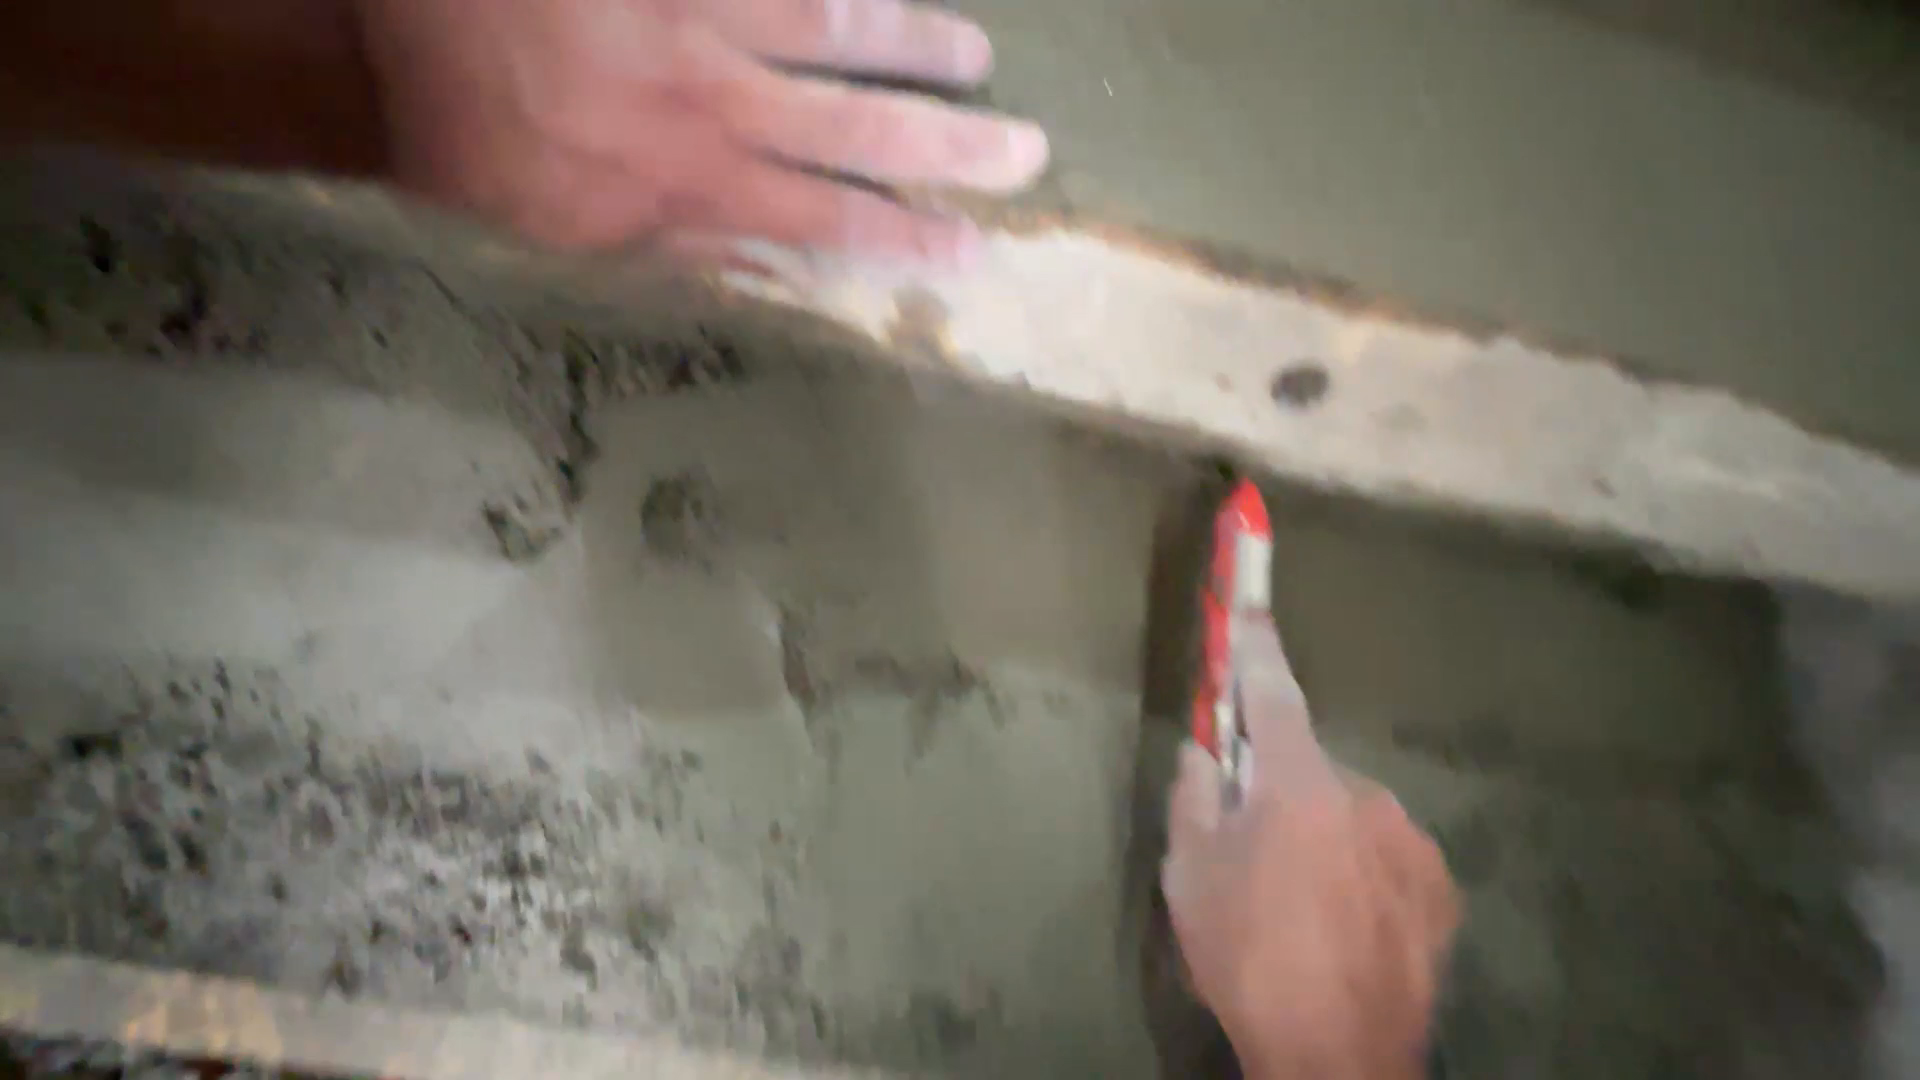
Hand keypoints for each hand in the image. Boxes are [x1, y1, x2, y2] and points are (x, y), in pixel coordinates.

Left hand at [354, 0, 1047, 259]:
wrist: (382, 43)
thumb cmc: (489, 157)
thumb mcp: (587, 240)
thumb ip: (690, 249)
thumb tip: (777, 266)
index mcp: (702, 185)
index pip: (835, 220)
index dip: (911, 236)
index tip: (975, 248)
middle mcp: (719, 101)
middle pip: (859, 125)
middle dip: (949, 143)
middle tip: (1024, 149)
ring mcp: (695, 13)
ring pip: (831, 23)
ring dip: (912, 38)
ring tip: (977, 52)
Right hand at [1162, 614, 1459, 1079]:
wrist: (1336, 1058)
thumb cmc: (1245, 953)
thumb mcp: (1187, 871)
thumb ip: (1193, 793)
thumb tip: (1205, 751)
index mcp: (1296, 785)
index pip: (1271, 691)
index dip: (1254, 642)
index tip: (1250, 598)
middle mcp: (1364, 796)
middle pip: (1305, 760)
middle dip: (1276, 782)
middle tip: (1250, 838)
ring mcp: (1411, 843)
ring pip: (1346, 807)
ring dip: (1318, 827)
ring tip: (1297, 894)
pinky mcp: (1439, 888)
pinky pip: (1383, 849)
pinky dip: (1356, 862)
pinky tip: (1340, 917)